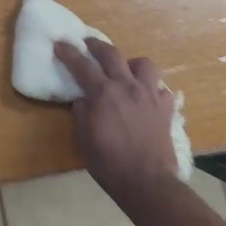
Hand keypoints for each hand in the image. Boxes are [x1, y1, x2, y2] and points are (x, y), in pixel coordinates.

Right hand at [54, 38, 178, 201]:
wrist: (146, 182)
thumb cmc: (109, 162)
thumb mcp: (83, 137)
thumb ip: (81, 112)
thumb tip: (83, 100)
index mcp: (102, 93)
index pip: (81, 64)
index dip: (68, 52)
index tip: (59, 44)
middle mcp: (126, 86)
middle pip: (111, 53)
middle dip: (96, 45)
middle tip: (88, 44)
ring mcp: (149, 95)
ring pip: (144, 64)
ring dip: (132, 64)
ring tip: (126, 71)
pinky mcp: (165, 109)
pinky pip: (160, 89)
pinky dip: (152, 89)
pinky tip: (146, 98)